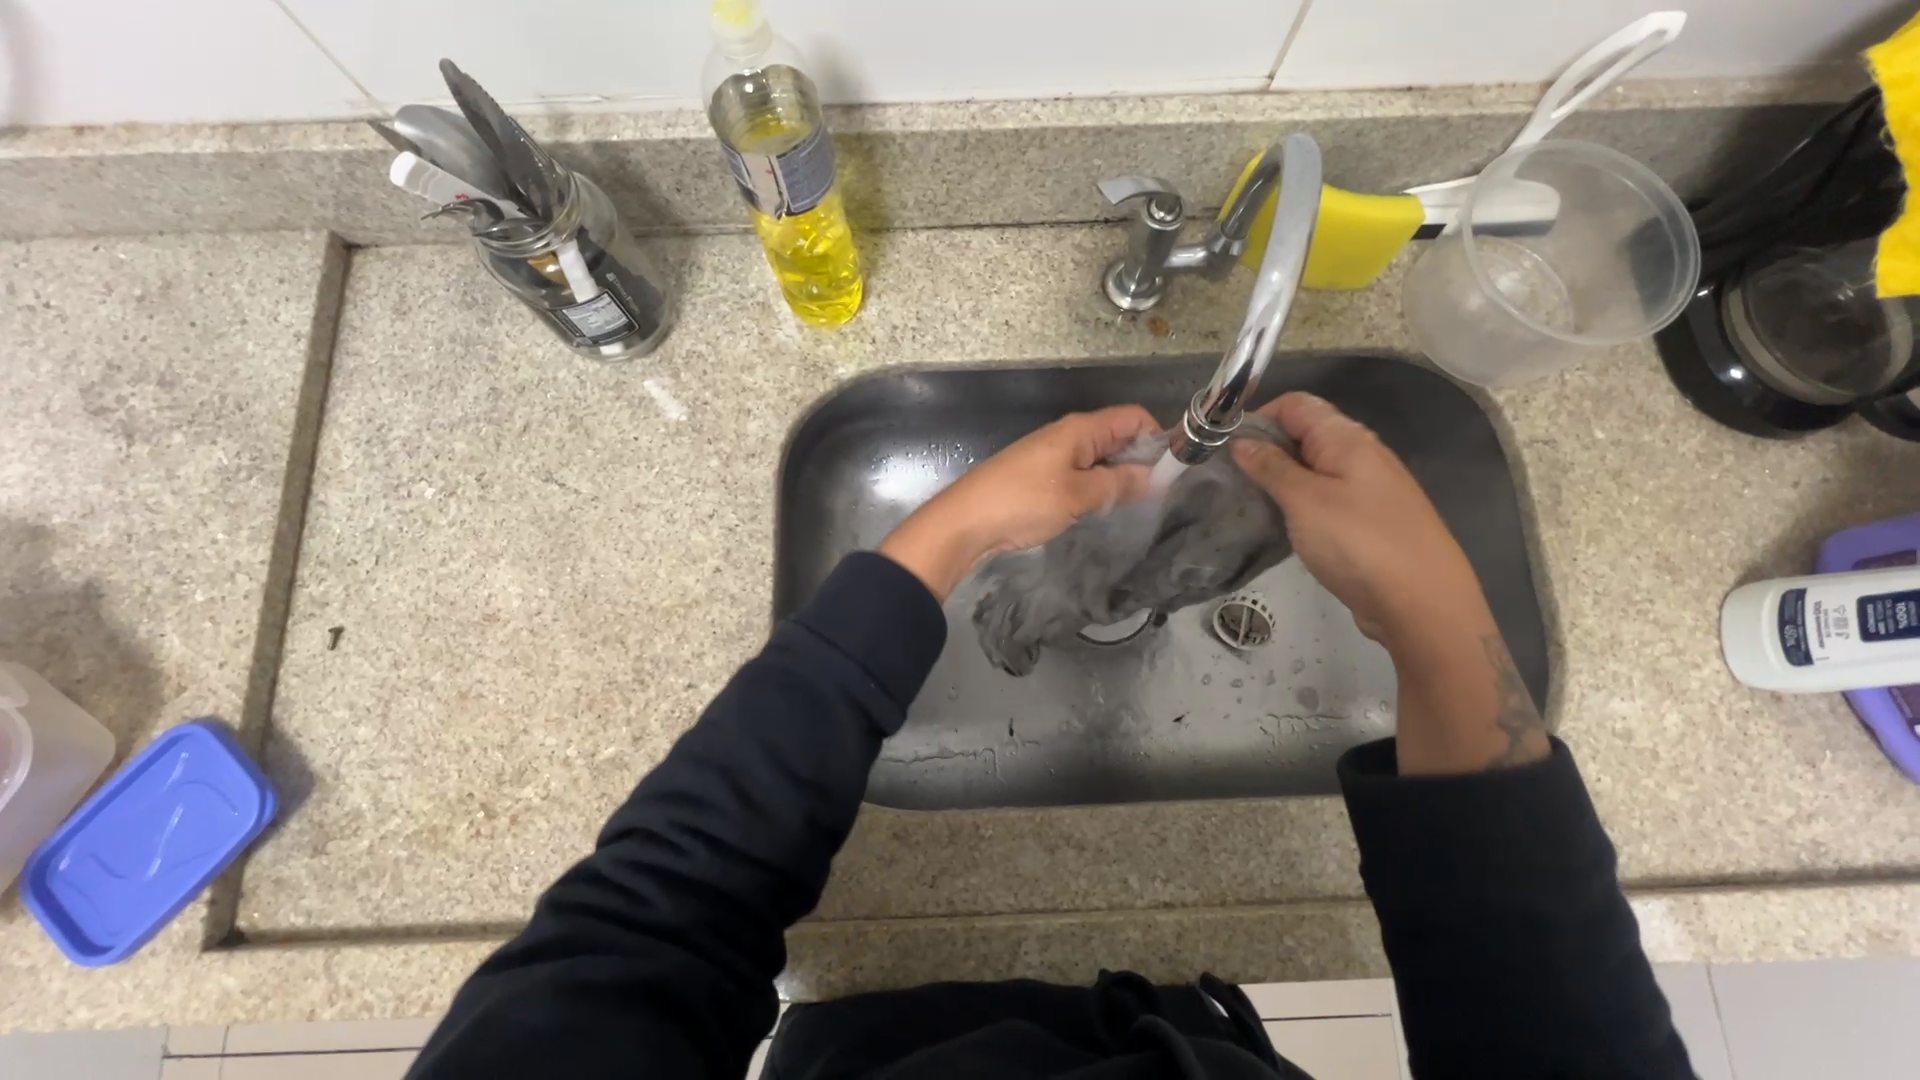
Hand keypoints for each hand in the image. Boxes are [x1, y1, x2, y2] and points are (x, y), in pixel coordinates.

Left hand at [879, 406, 1157, 600]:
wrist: (965, 522)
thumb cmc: (1022, 502)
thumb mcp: (1078, 495)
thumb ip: (1117, 484)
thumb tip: (1153, 477)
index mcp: (1080, 429)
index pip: (1132, 417)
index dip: (1157, 437)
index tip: (1172, 470)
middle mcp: (1068, 436)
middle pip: (1118, 438)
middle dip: (1140, 462)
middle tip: (1157, 496)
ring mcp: (1052, 457)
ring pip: (1099, 460)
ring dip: (1117, 479)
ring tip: (1133, 508)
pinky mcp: (1040, 479)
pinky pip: (1080, 476)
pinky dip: (1095, 489)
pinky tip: (1099, 512)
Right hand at [1231, 392, 1478, 642]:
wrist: (1421, 603)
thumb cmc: (1359, 543)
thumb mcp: (1305, 501)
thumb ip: (1271, 467)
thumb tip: (1242, 442)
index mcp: (1346, 439)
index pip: (1295, 404)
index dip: (1257, 417)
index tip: (1224, 448)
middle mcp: (1360, 455)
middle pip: (1303, 434)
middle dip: (1264, 450)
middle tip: (1229, 479)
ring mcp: (1366, 489)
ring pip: (1312, 469)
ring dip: (1279, 480)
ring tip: (1248, 503)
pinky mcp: (1366, 520)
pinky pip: (1324, 497)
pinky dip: (1297, 504)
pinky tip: (1280, 526)